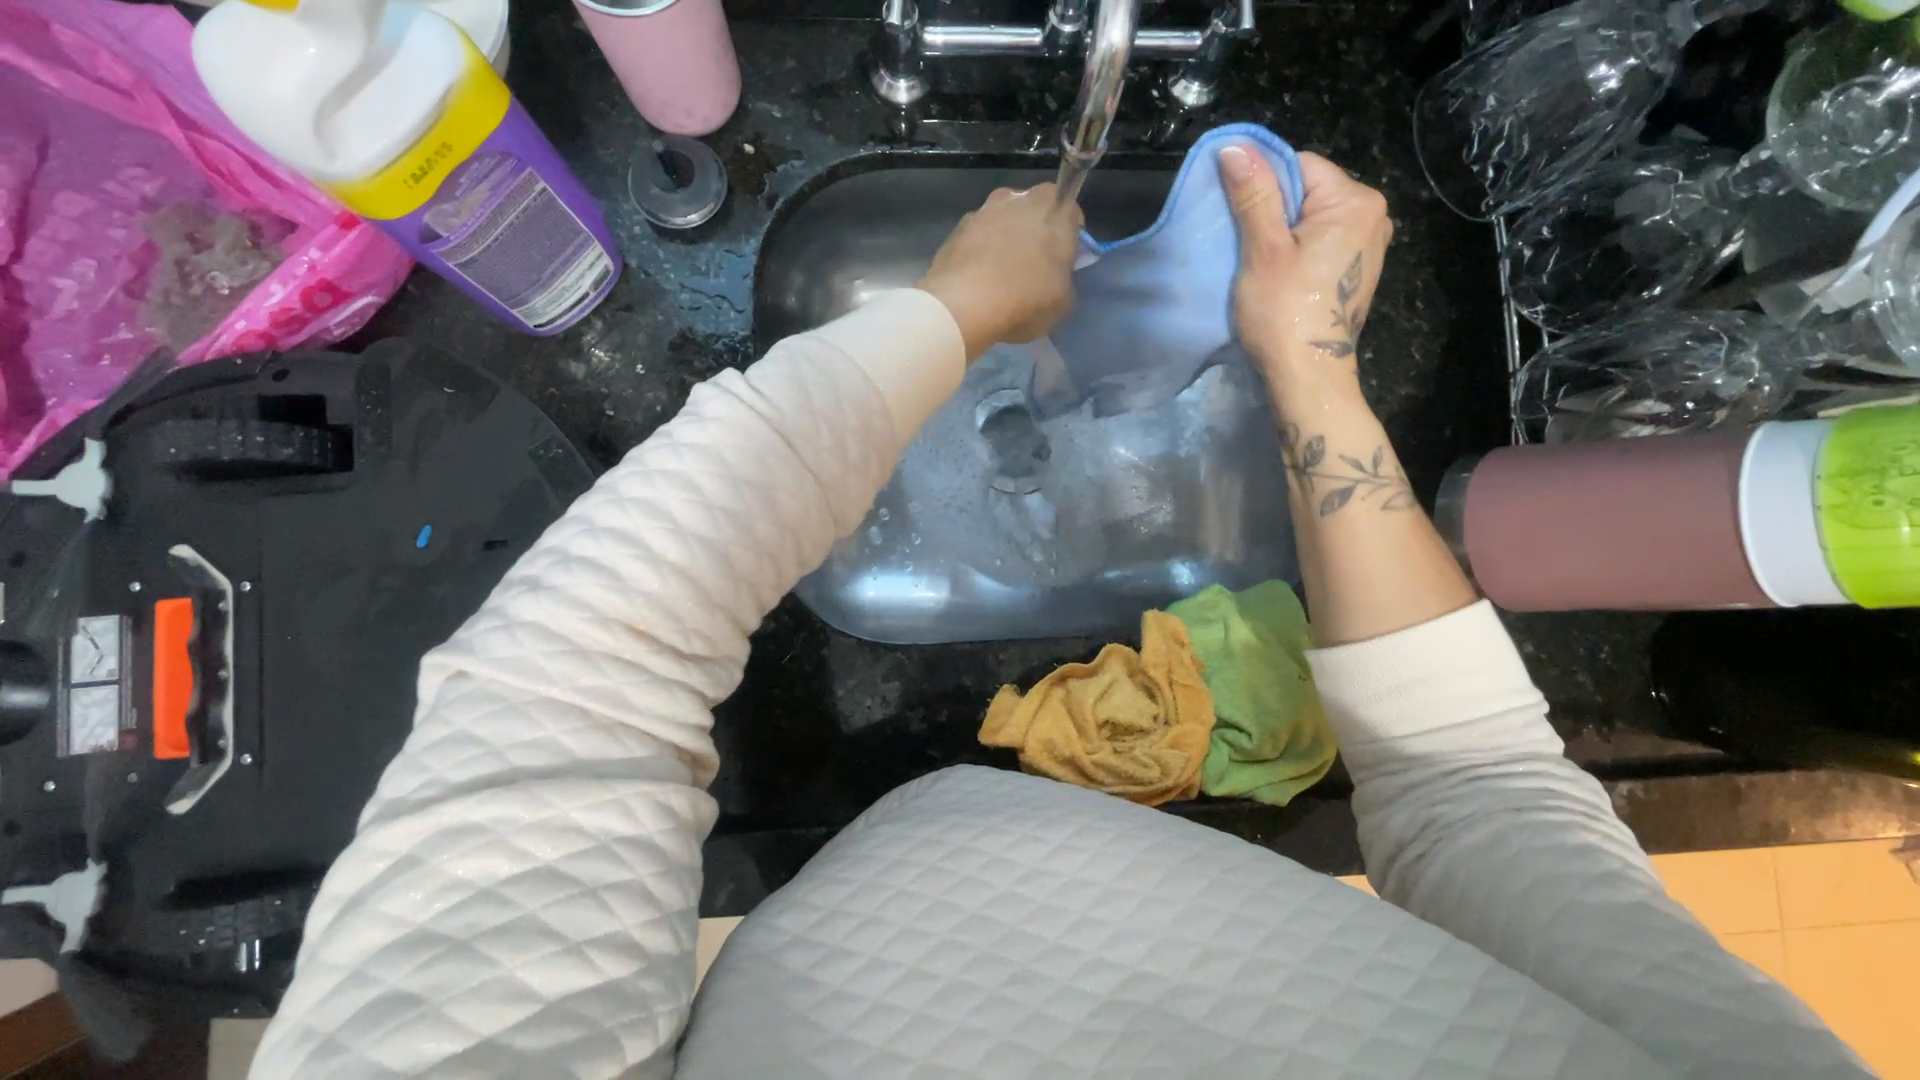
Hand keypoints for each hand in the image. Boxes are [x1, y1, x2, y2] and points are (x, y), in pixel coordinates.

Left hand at [918, 183, 1083, 360]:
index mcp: (1055, 211)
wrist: (963, 306)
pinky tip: (977, 278)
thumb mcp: (1063, 302)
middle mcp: (1020, 199)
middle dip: (1035, 229)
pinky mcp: (957, 227)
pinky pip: (977, 236)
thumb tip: (1053, 276)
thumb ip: (1064, 278)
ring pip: (1002, 219)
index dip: (1068, 233)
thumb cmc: (1025, 301)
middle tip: (1033, 262)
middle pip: (1034, 208)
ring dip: (1005, 237)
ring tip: (1000, 272)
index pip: (1070, 210)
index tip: (1063, 255)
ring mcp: (985, 210)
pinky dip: (979, 250)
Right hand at [1218, 146, 1392, 380]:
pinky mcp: (1357, 269)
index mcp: (1356, 201)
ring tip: (1260, 265)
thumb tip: (1234, 146)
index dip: (1261, 187)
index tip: (1238, 221)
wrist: (1307, 375)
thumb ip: (1253, 194)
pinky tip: (1279, 277)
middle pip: (1306, 191)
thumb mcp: (1263, 249)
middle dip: (1271, 212)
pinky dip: (1295, 252)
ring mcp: (1369, 244)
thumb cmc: (1284, 312)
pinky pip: (1320, 242)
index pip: (1298, 165)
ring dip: (1280, 234)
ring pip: (1310, 219)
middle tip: (1245, 247)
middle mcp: (1373, 215)